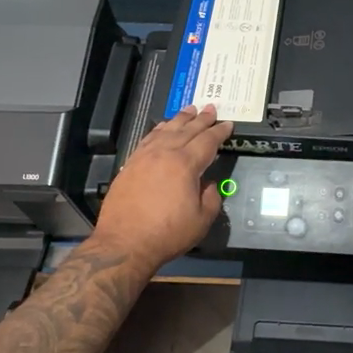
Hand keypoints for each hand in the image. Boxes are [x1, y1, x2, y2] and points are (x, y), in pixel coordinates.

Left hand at [91, 105, 231, 272]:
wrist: (125, 244)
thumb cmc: (167, 234)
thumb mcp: (202, 220)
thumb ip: (211, 197)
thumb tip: (207, 184)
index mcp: (185, 165)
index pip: (207, 142)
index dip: (219, 132)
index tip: (228, 124)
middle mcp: (164, 154)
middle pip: (187, 130)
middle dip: (201, 119)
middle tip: (210, 108)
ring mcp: (144, 157)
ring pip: (165, 131)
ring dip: (179, 119)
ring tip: (189, 110)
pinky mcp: (130, 165)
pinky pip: (147, 139)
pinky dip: (158, 130)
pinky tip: (162, 127)